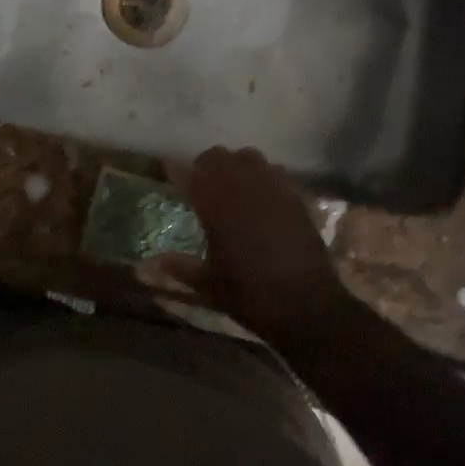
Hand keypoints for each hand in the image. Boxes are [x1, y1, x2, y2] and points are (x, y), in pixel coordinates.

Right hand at [161, 147, 355, 342]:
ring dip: (236, 166)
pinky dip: (264, 177)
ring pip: (249, 156)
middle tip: (201, 184)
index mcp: (215, 207)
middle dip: (205, 166)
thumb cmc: (252, 297)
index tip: (168, 174)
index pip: (188, 173)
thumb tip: (154, 262)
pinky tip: (262, 196)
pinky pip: (275, 172)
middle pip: (217, 156)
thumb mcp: (209, 286)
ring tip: (233, 186)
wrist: (310, 309)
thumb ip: (181, 268)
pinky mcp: (296, 199)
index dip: (175, 171)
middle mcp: (242, 190)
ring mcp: (272, 191)